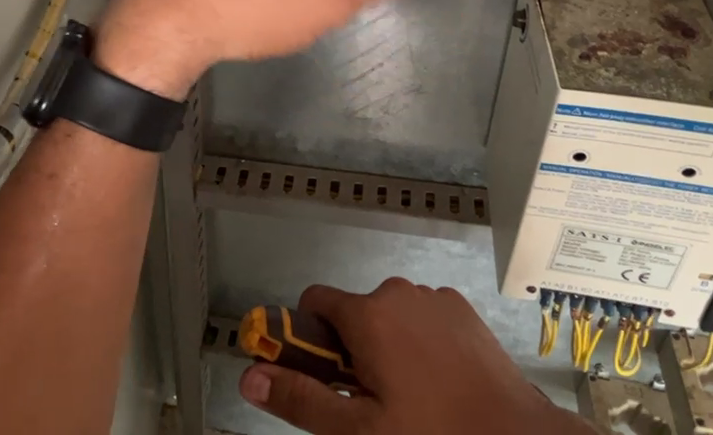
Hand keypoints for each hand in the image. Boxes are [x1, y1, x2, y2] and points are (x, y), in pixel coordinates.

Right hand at [239, 280, 594, 433]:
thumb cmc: (432, 433)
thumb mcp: (358, 431)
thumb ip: (301, 399)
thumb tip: (250, 379)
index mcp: (368, 314)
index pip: (314, 302)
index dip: (306, 337)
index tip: (317, 374)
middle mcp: (398, 292)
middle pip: (353, 313)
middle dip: (350, 350)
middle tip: (369, 402)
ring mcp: (435, 298)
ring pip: (389, 316)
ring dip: (386, 346)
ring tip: (409, 398)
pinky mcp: (463, 310)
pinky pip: (422, 318)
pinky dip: (418, 341)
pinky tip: (437, 383)